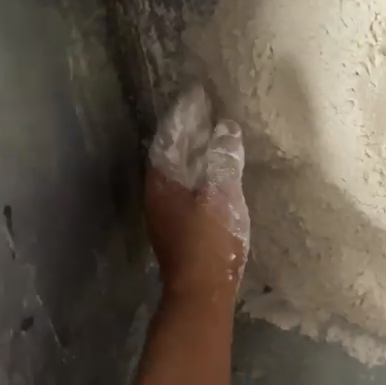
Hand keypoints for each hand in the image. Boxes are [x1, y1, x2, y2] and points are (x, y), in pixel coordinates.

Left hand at [147, 86, 248, 296]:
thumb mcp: (222, 196)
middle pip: (172, 150)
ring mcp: (167, 210)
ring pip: (179, 168)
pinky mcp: (180, 225)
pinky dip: (200, 169)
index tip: (199, 93)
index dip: (185, 113)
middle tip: (208, 108)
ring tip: (214, 134)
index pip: (171, 134)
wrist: (201, 291)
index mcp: (164, 179)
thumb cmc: (211, 241)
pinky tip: (215, 172)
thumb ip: (224, 160)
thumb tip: (226, 128)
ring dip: (194, 149)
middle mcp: (159, 191)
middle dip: (189, 129)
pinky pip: (188, 184)